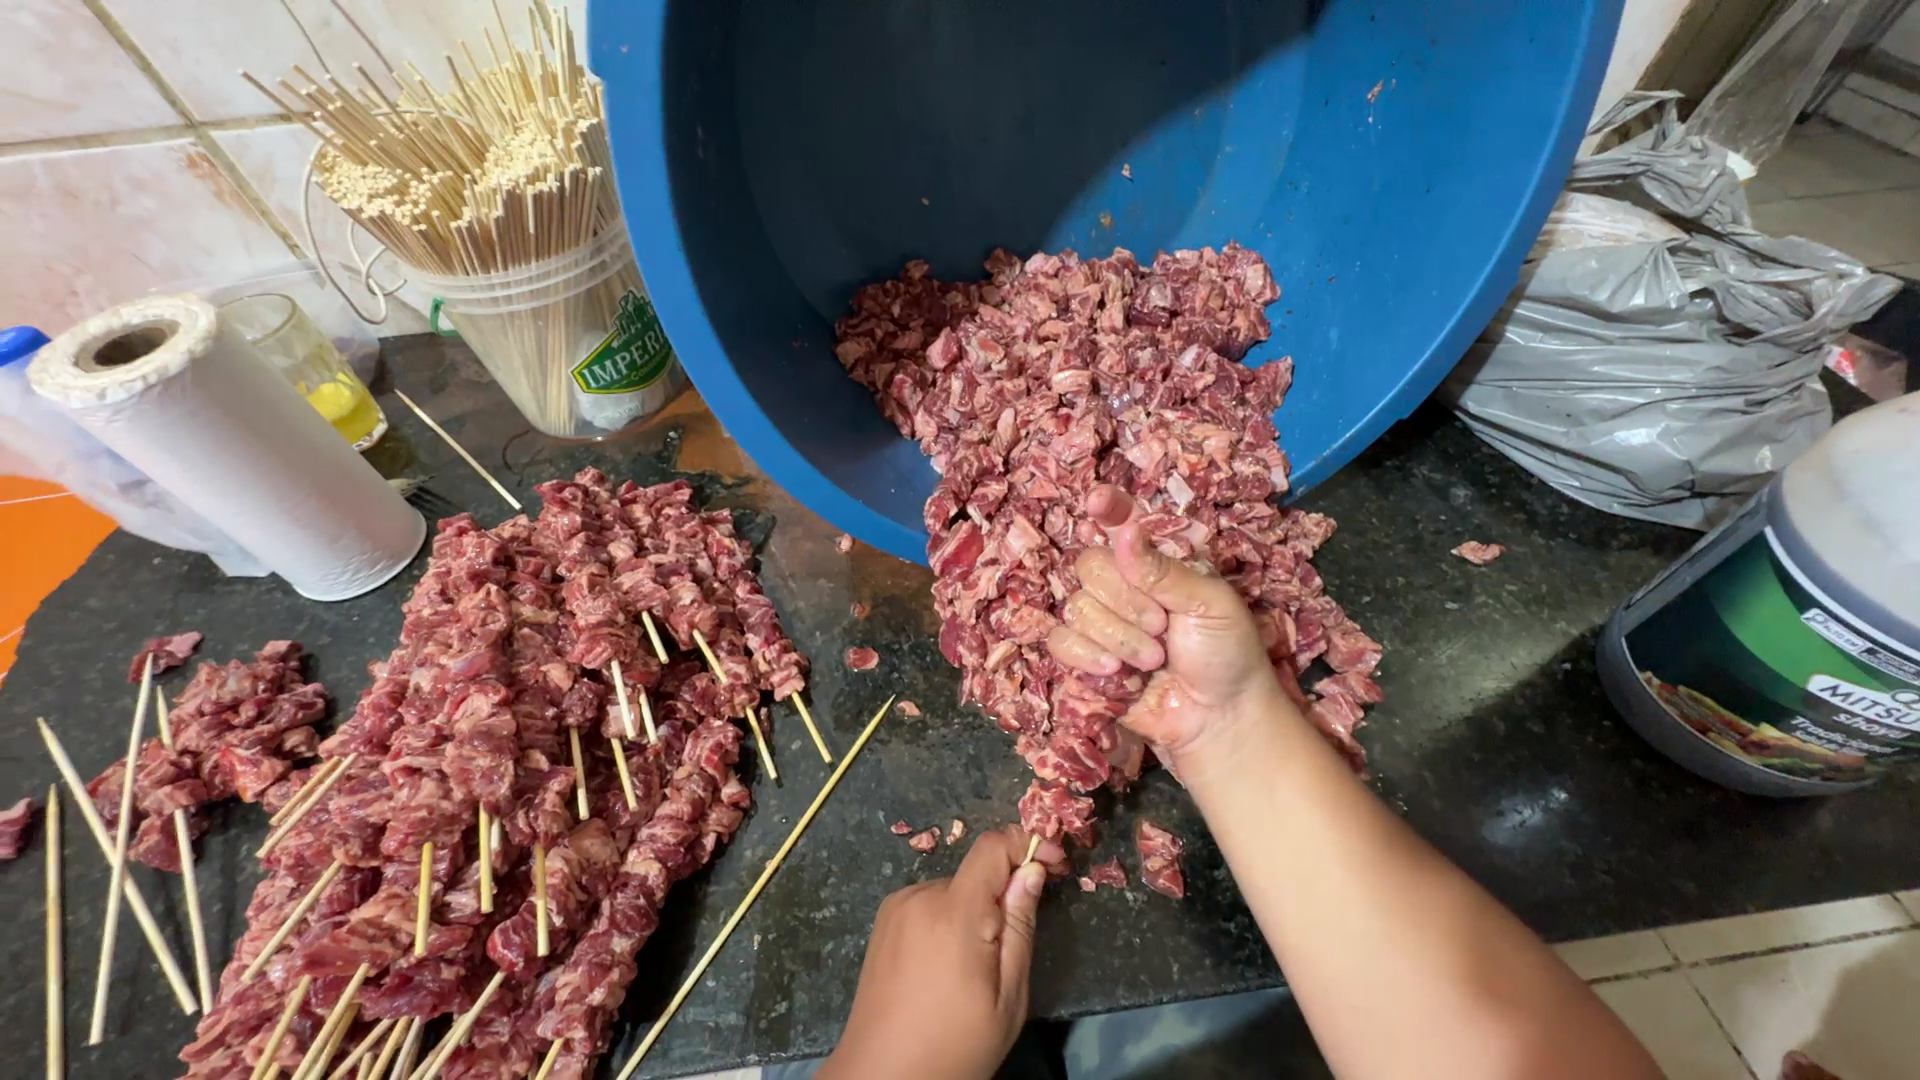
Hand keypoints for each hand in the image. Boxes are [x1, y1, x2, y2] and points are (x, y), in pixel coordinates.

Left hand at [819, 828, 1060, 1079]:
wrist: (881, 1077)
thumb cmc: (955, 1045)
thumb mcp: (1008, 996)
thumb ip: (1020, 926)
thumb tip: (1032, 869)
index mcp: (954, 911)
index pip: (993, 846)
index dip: (1028, 844)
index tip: (1055, 863)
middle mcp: (921, 895)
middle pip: (975, 872)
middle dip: (1003, 894)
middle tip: (1014, 944)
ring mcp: (897, 905)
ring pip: (954, 889)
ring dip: (974, 910)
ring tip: (975, 966)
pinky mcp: (884, 919)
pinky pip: (930, 902)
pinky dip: (948, 919)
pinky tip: (946, 964)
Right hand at [1046, 485, 1289, 769]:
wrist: (1217, 717)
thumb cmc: (1226, 654)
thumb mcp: (1209, 604)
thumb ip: (1163, 571)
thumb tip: (1125, 532)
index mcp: (1155, 562)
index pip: (1121, 522)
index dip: (1108, 508)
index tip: (1099, 502)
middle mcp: (1121, 584)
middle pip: (1090, 566)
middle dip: (1126, 602)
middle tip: (1161, 627)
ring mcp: (1099, 621)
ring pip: (1076, 607)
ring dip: (1117, 637)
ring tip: (1153, 660)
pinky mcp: (1082, 657)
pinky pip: (1060, 641)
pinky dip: (1086, 656)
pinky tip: (1116, 672)